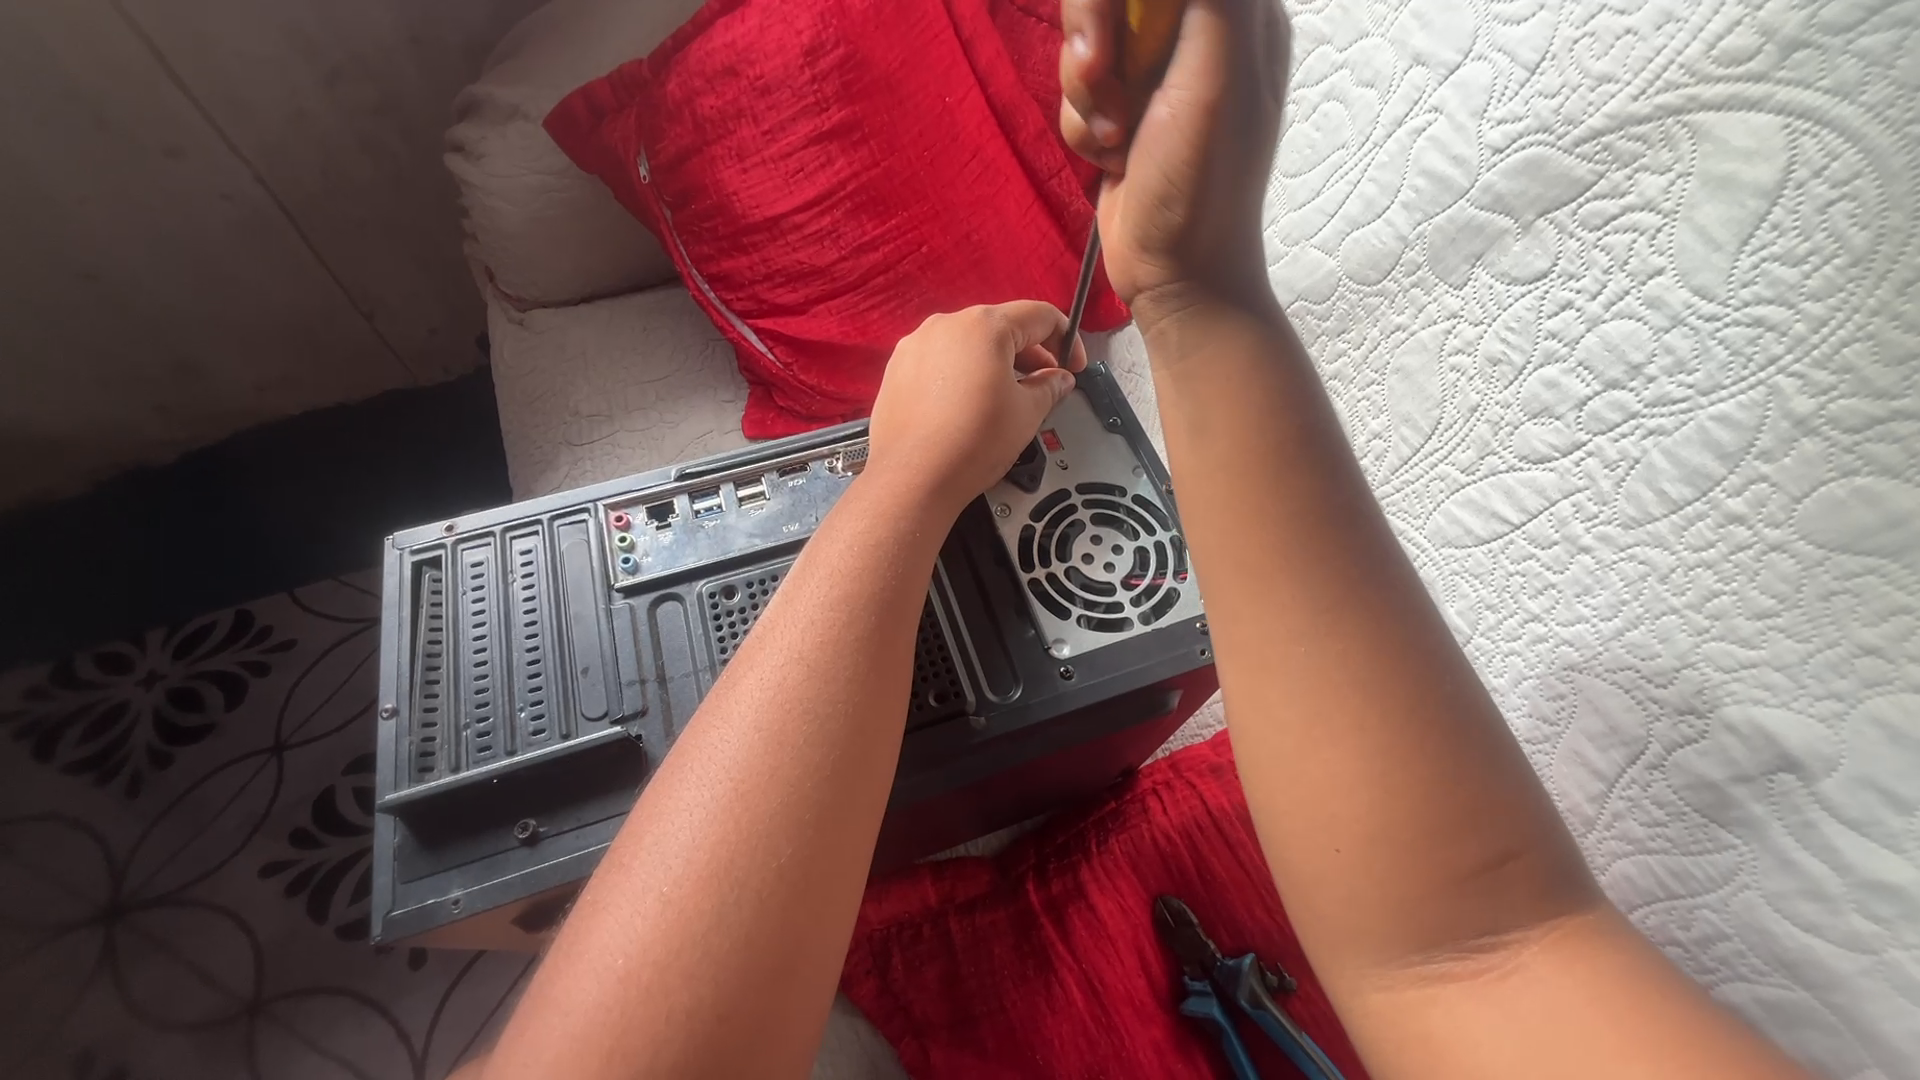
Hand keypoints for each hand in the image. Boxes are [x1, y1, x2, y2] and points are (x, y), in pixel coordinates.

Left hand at [867, 301, 1086, 515]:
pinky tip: (968, 407)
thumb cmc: (973, 444)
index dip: (1066, 340)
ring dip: (995, 363)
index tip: (1072, 367)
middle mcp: (946, 325)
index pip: (1040, 316)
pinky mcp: (896, 370)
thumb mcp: (1027, 414)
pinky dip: (962, 375)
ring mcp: (915, 346)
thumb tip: (1058, 379)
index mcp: (984, 326)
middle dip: (1030, 353)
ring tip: (1006, 398)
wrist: (912, 479)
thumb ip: (1049, 387)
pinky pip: (940, 362)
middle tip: (1044, 385)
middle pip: (1001, 327)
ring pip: (968, 344)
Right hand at [1059, 0, 1288, 322]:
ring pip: (1086, 42)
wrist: (1176, 277)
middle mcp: (1193, 35)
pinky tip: (1111, 160)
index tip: (1113, 27)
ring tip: (1116, 138)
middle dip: (1093, 33)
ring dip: (1085, 91)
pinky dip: (1083, 127)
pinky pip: (1077, 92)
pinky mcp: (1120, 117)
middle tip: (1101, 74)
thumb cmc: (1203, 185)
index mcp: (1235, 11)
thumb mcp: (1215, 73)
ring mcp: (1154, 80)